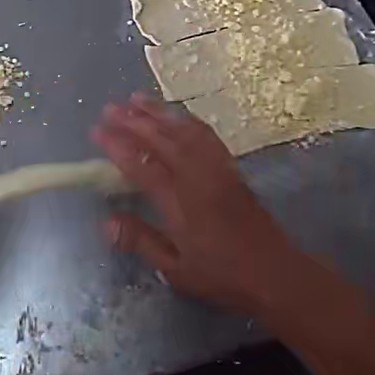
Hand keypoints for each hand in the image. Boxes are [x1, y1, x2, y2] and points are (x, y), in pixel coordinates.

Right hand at [92, 93, 318, 320]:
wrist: (277, 275)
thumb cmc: (223, 275)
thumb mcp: (176, 270)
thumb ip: (141, 242)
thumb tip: (106, 221)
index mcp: (181, 204)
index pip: (142, 166)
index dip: (118, 147)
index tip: (97, 132)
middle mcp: (198, 179)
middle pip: (162, 141)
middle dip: (133, 121)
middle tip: (109, 108)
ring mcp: (217, 170)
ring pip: (184, 132)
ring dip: (158, 113)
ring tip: (135, 99)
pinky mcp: (231, 169)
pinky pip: (206, 136)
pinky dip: (187, 120)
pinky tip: (175, 115)